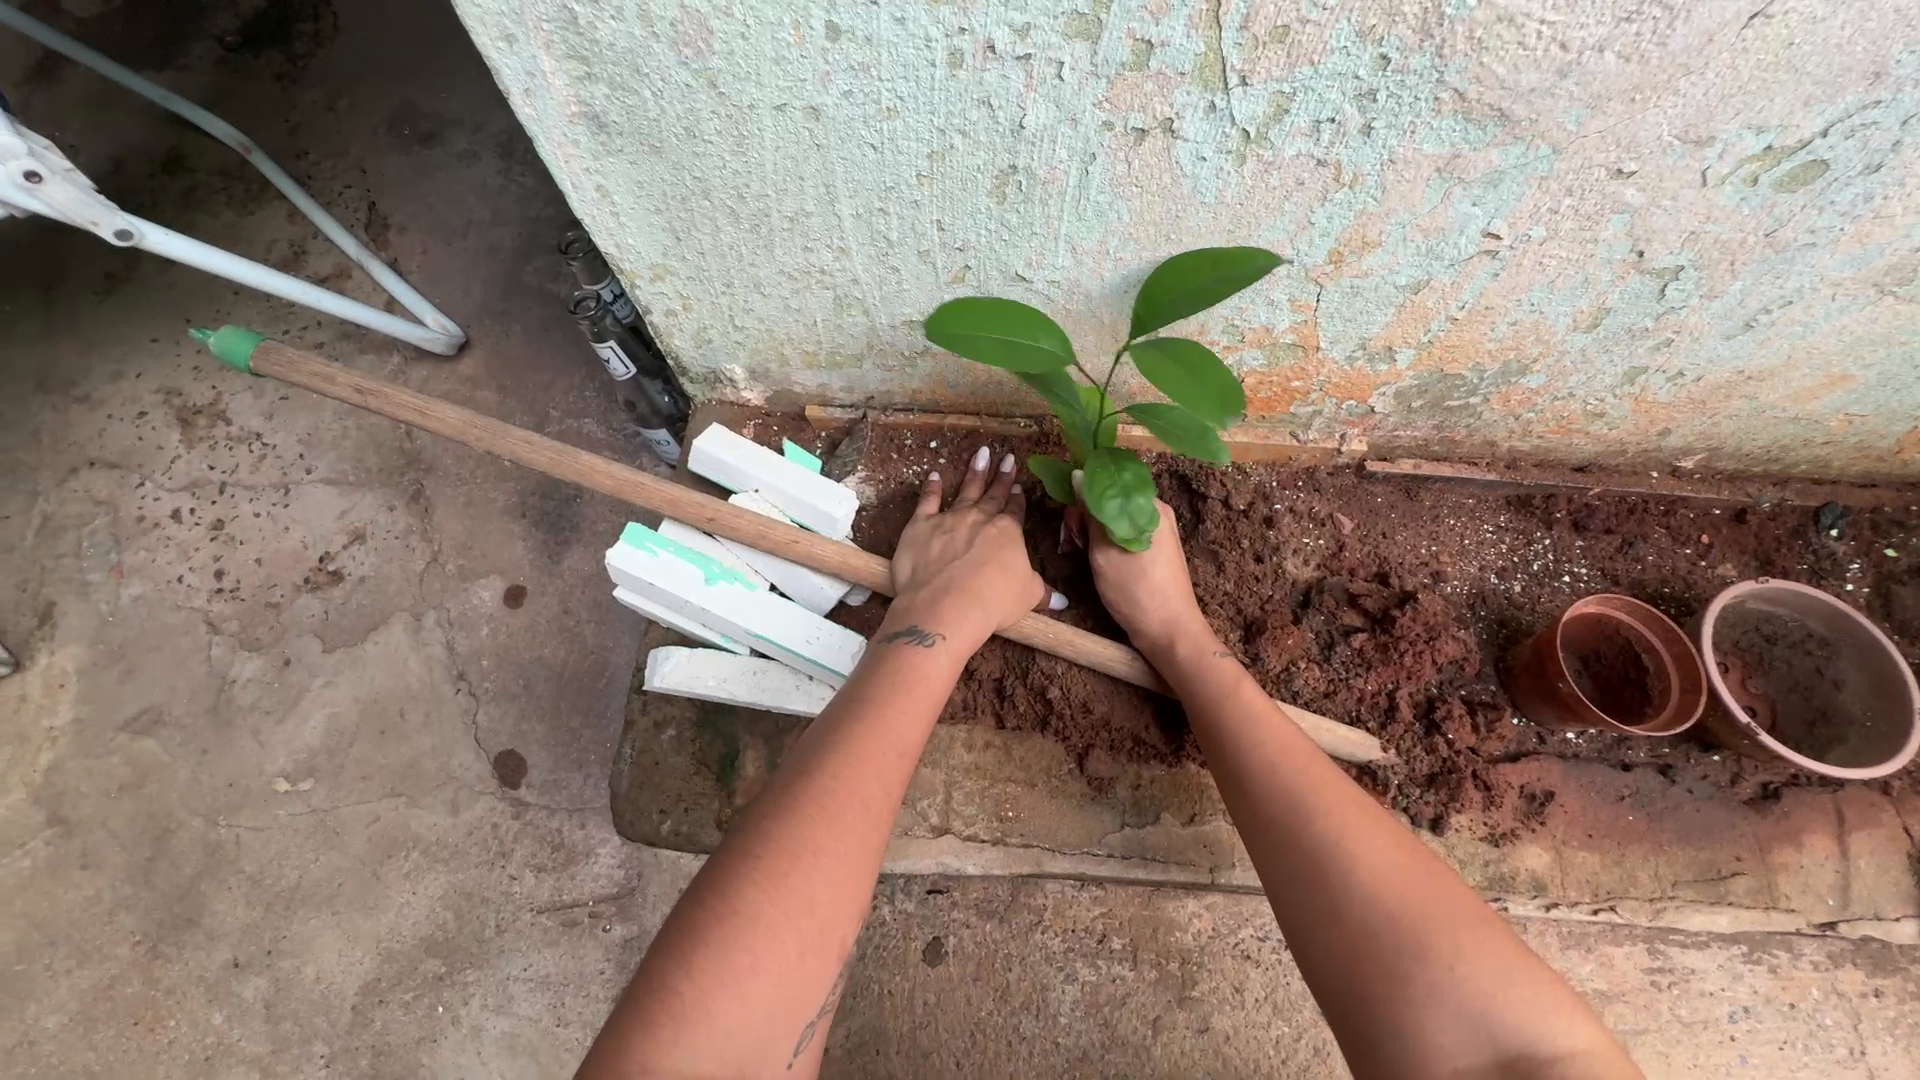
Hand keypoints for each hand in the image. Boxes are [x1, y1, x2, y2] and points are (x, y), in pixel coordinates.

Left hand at [886, 446, 1048, 648]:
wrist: (945, 606)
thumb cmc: (992, 602)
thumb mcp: (1026, 597)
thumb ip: (1042, 593)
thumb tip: (1063, 602)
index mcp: (1007, 532)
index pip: (1015, 510)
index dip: (1017, 498)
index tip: (1018, 486)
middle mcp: (980, 519)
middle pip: (993, 495)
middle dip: (1001, 477)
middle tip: (1006, 458)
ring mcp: (950, 518)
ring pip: (965, 490)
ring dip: (973, 472)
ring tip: (980, 453)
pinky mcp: (921, 525)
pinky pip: (927, 501)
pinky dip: (931, 487)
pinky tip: (935, 475)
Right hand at [1076, 483, 1211, 660]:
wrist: (1169, 631)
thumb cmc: (1135, 591)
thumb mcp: (1103, 550)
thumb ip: (1090, 512)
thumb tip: (1078, 474)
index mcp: (1147, 504)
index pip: (1106, 481)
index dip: (1081, 496)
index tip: (1068, 520)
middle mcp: (1155, 511)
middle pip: (1109, 499)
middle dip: (1084, 516)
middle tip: (1070, 543)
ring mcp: (1157, 530)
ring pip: (1114, 518)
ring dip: (1092, 532)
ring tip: (1078, 554)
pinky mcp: (1155, 548)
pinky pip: (1124, 533)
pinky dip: (1106, 542)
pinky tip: (1095, 559)